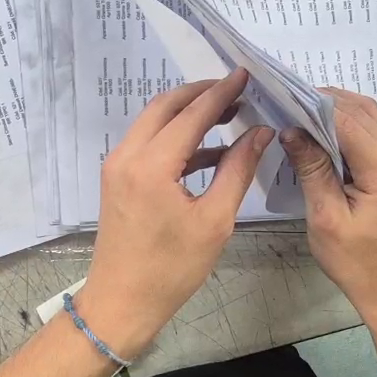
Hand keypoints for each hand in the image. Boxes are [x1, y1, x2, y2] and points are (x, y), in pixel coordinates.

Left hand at [75, 69, 273, 357]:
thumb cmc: (171, 269)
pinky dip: (177, 140)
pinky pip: (148, 145)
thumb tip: (259, 132)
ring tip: (229, 115)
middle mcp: (127, 156)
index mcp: (151, 165)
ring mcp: (117, 167)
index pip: (191, 114)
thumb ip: (238, 170)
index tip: (246, 74)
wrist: (122, 303)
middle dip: (202, 94)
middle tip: (238, 91)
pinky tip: (210, 151)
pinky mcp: (117, 180)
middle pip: (166, 106)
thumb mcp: (214, 220)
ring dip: (188, 115)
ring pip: (154, 123)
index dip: (222, 92)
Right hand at [282, 88, 376, 320]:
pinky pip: (372, 134)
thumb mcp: (325, 218)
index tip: (284, 98)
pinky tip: (321, 132)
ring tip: (300, 111)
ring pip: (370, 118)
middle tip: (287, 100)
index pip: (349, 122)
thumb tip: (291, 131)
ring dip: (337, 111)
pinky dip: (347, 126)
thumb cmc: (355, 261)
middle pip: (363, 113)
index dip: (316, 107)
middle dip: (325, 102)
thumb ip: (312, 170)